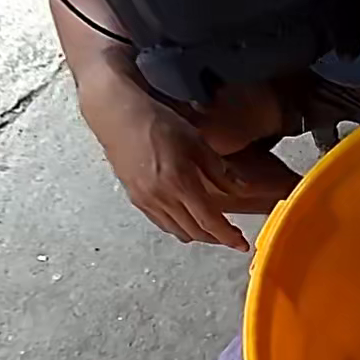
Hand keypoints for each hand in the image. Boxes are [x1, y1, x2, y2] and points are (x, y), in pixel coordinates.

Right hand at [78, 74, 252, 249]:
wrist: (117, 114)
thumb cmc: (158, 123)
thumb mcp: (197, 143)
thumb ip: (220, 171)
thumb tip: (241, 188)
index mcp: (180, 183)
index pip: (210, 222)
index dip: (228, 237)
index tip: (242, 245)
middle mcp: (162, 197)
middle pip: (195, 232)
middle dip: (217, 239)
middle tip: (231, 238)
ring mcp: (146, 199)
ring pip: (178, 231)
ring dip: (199, 235)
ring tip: (213, 231)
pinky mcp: (135, 198)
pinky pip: (162, 223)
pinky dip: (179, 228)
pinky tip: (188, 222)